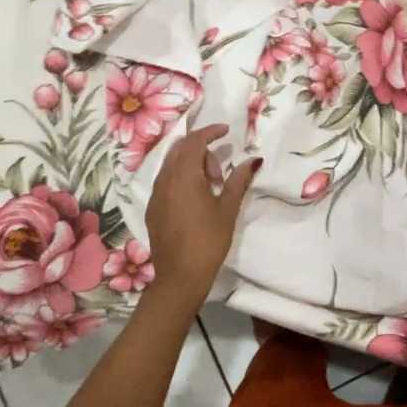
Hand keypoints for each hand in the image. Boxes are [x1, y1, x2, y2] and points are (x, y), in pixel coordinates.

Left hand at [142, 123, 258, 310]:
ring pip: (171, 165)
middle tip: (220, 172)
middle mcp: (165, 179)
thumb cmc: (209, 240)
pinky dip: (181, 178)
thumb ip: (238, 180)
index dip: (210, 131)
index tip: (226, 130)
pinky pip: (166, 181)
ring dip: (191, 165)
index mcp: (184, 176)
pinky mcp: (153, 208)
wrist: (180, 275)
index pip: (195, 141)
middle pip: (180, 149)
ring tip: (210, 186)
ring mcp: (155, 194)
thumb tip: (253, 160)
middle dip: (202, 150)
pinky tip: (195, 199)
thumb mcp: (228, 208)